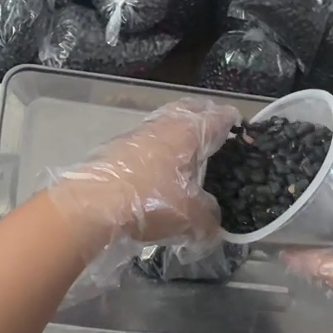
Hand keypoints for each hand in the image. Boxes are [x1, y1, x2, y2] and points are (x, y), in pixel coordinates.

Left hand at [48, 97, 241, 244]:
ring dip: (177, 133)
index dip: (233, 122)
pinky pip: (145, 142)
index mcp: (188, 131)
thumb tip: (212, 222)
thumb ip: (210, 218)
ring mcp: (135, 134)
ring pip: (164, 124)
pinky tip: (157, 169)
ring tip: (186, 152)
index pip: (219, 116)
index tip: (241, 130)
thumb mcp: (192, 218)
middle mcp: (163, 125)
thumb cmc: (151, 202)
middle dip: (204, 117)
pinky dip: (157, 150)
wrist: (91, 205)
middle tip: (215, 133)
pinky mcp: (114, 149)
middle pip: (189, 110)